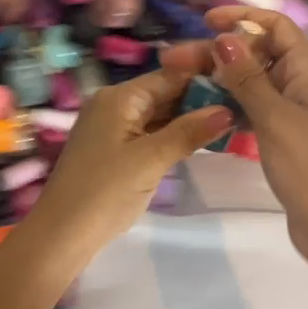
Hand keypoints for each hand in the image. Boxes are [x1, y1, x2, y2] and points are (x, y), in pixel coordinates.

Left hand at [27, 67, 233, 250]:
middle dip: (200, 99)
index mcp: (119, 97)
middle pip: (164, 93)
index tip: (241, 81)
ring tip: (234, 120)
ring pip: (159, 114)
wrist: (62, 233)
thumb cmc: (105, 191)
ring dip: (189, 119)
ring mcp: (112, 127)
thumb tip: (228, 110)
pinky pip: (150, 133)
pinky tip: (202, 141)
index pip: (169, 76)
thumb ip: (188, 132)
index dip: (204, 76)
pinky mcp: (114, 149)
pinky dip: (173, 135)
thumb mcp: (150, 160)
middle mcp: (114, 104)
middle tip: (245, 103)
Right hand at [163, 7, 307, 266]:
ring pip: (252, 83)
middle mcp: (302, 86)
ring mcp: (294, 114)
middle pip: (258, 54)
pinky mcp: (285, 140)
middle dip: (218, 52)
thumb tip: (224, 37)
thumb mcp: (276, 119)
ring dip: (219, 80)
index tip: (204, 22)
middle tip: (173, 61)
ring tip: (179, 86)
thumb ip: (247, 78)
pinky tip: (202, 114)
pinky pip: (252, 111)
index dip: (242, 17)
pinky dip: (229, 107)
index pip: (276, 26)